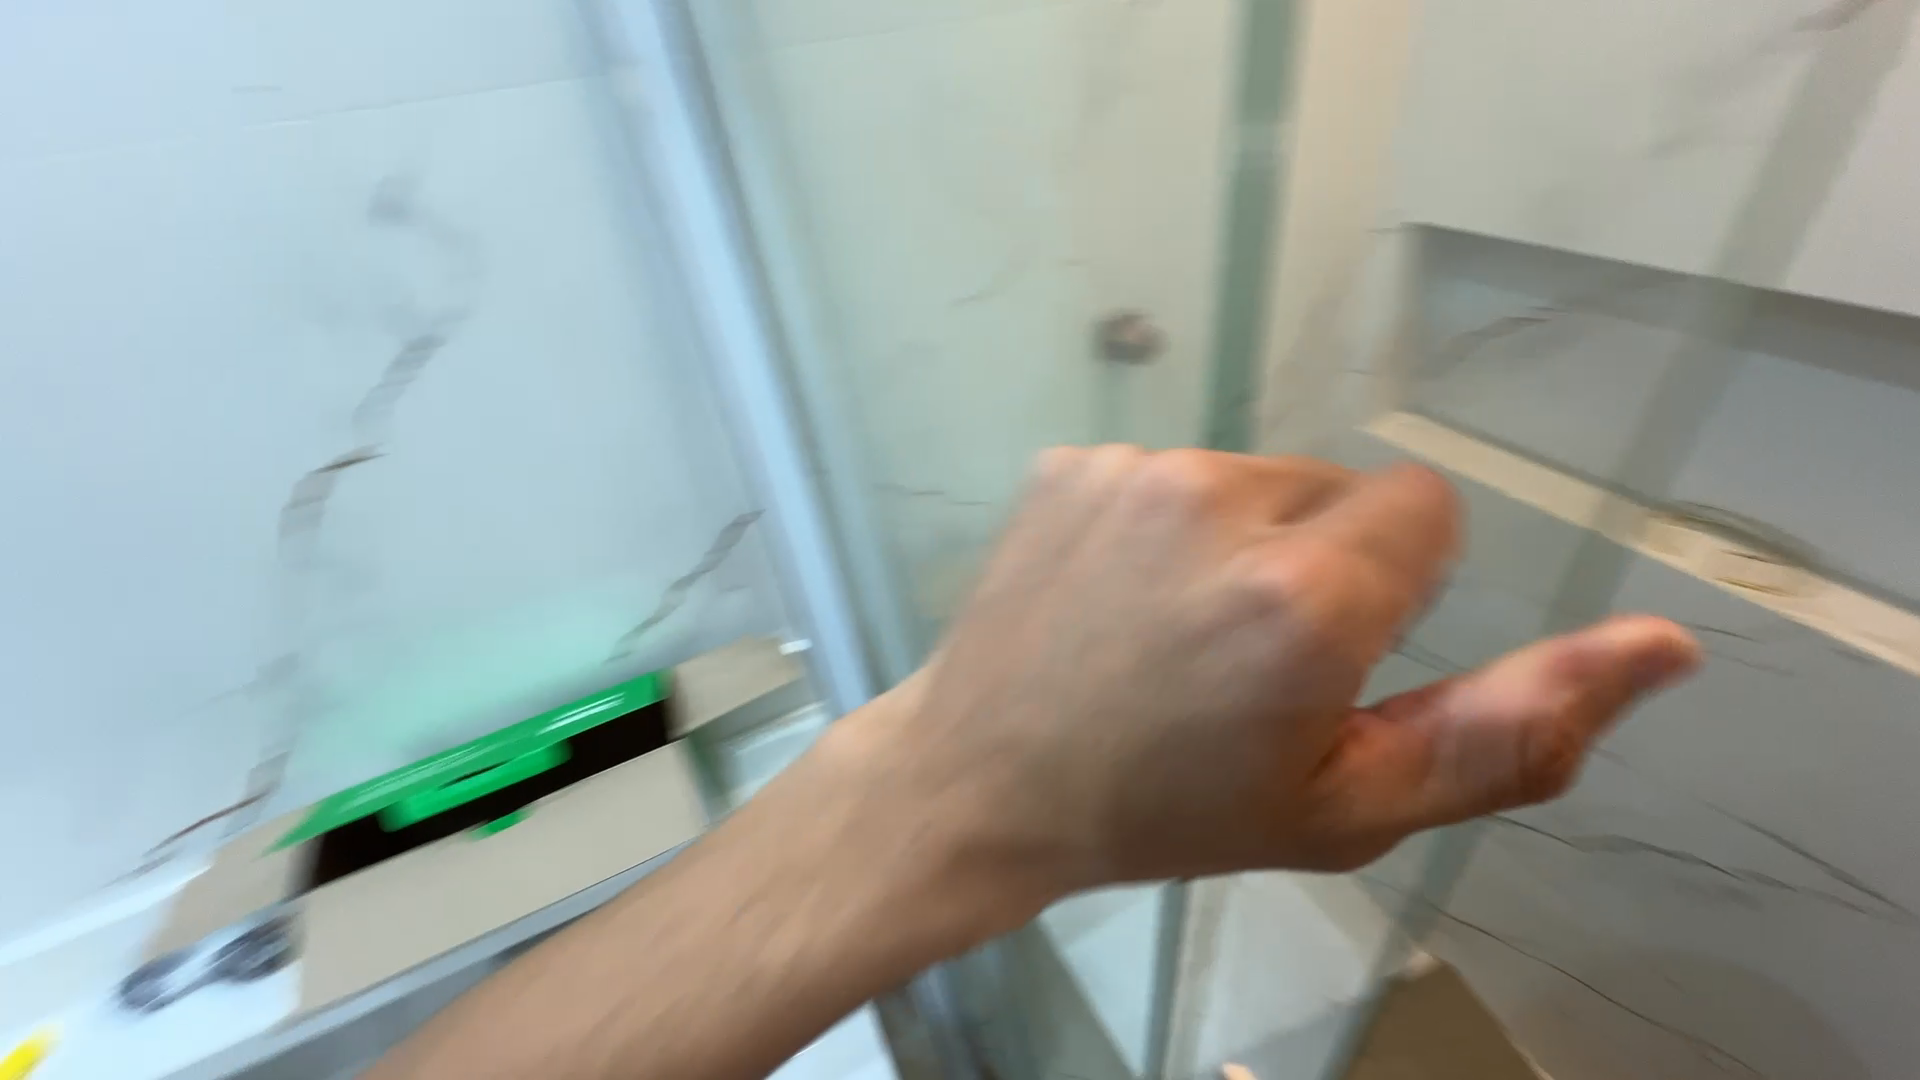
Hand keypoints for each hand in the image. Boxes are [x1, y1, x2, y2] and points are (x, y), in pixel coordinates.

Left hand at [839, 447, 1699, 905]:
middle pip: (1332, 487)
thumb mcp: (1345, 807)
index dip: (1389, 581)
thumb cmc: (1167, 810)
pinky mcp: (1065, 465)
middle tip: (1235, 647)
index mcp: (1304, 593)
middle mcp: (1216, 501)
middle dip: (1313, 557)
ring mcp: (1128, 471)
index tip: (1326, 644)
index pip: (1425, 509)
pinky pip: (1156, 474)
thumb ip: (1509, 731)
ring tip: (1164, 626)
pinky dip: (1151, 522)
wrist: (985, 779)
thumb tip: (1659, 644)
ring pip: (1241, 477)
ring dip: (1230, 539)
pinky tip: (1105, 592)